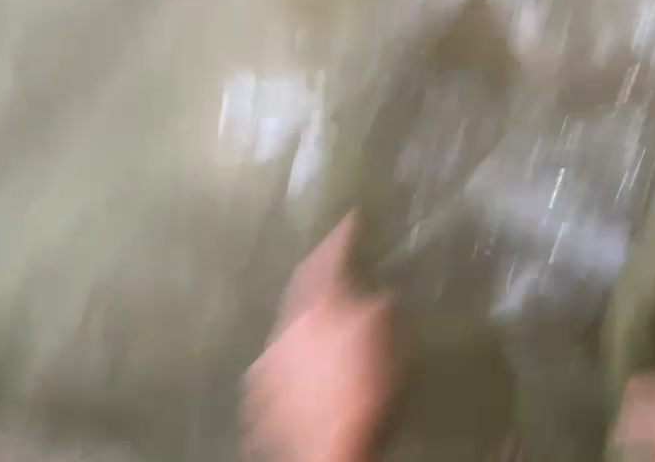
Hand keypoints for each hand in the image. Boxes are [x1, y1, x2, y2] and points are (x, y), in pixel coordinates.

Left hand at [247, 216, 393, 461]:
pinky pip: (283, 361)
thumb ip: (380, 301)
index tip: (352, 215)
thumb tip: (373, 292)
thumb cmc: (371, 382)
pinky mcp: (261, 396)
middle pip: (303, 288)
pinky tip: (314, 364)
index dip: (342, 234)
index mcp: (319, 303)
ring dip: (311, 317)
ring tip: (329, 318)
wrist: (334, 448)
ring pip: (291, 326)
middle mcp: (286, 325)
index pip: (328, 256)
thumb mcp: (393, 327)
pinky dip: (300, 353)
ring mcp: (269, 362)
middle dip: (321, 274)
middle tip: (338, 261)